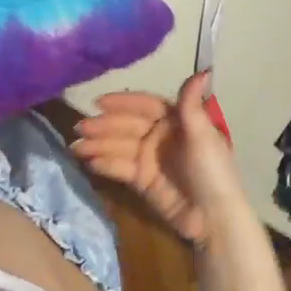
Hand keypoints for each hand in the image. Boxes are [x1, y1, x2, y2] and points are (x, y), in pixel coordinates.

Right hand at [73, 71, 253, 245]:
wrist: (213, 219)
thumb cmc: (212, 172)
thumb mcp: (203, 137)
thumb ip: (192, 105)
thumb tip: (205, 70)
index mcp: (177, 122)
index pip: (145, 106)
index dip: (122, 103)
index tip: (98, 102)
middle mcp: (160, 136)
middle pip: (127, 126)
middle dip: (103, 126)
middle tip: (79, 128)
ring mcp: (149, 159)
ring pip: (119, 146)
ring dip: (97, 145)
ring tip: (76, 148)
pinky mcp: (141, 180)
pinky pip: (119, 167)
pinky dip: (105, 164)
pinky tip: (89, 162)